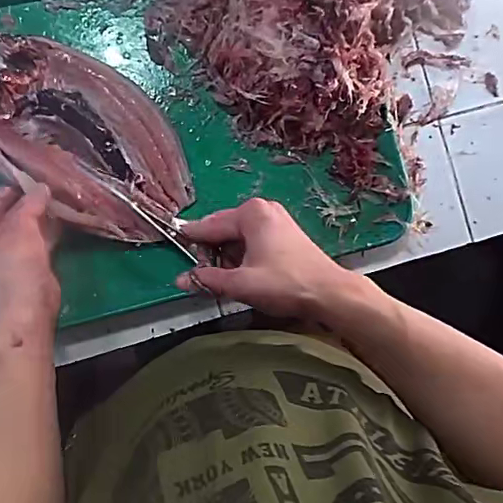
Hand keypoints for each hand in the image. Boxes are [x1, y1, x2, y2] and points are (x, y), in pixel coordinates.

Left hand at [0, 186, 60, 326]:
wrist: (28, 308)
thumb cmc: (16, 265)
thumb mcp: (22, 226)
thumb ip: (32, 202)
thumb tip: (42, 187)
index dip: (17, 186)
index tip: (40, 175)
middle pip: (11, 211)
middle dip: (33, 200)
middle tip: (56, 185)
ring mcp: (8, 253)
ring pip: (27, 226)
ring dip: (43, 215)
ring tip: (64, 198)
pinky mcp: (27, 264)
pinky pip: (38, 240)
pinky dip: (49, 230)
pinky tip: (65, 219)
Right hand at [175, 198, 378, 327]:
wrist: (329, 292)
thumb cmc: (286, 284)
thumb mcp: (241, 284)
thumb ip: (208, 280)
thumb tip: (182, 279)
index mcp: (251, 213)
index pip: (208, 226)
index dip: (190, 241)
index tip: (173, 248)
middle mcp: (262, 210)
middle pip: (223, 230)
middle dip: (211, 254)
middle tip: (203, 277)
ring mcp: (275, 221)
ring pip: (237, 238)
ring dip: (227, 258)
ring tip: (226, 281)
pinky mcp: (284, 235)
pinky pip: (252, 242)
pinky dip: (242, 257)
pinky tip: (243, 276)